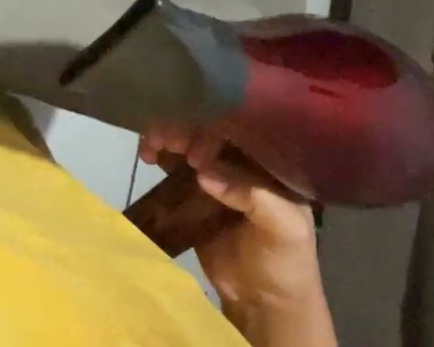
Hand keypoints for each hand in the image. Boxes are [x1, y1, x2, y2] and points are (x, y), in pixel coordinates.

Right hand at [140, 124, 321, 311]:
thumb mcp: (284, 229)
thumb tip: (202, 173)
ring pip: (187, 143)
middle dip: (183, 132)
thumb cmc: (285, 262)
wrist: (263, 301)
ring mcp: (215, 175)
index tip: (196, 155)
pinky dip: (160, 154)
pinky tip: (148, 156)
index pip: (239, 131)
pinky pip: (174, 164)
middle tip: (164, 143)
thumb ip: (252, 197)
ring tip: (150, 148)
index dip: (214, 133)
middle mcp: (241, 162)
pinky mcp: (193, 190)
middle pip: (208, 133)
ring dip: (166, 137)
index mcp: (269, 163)